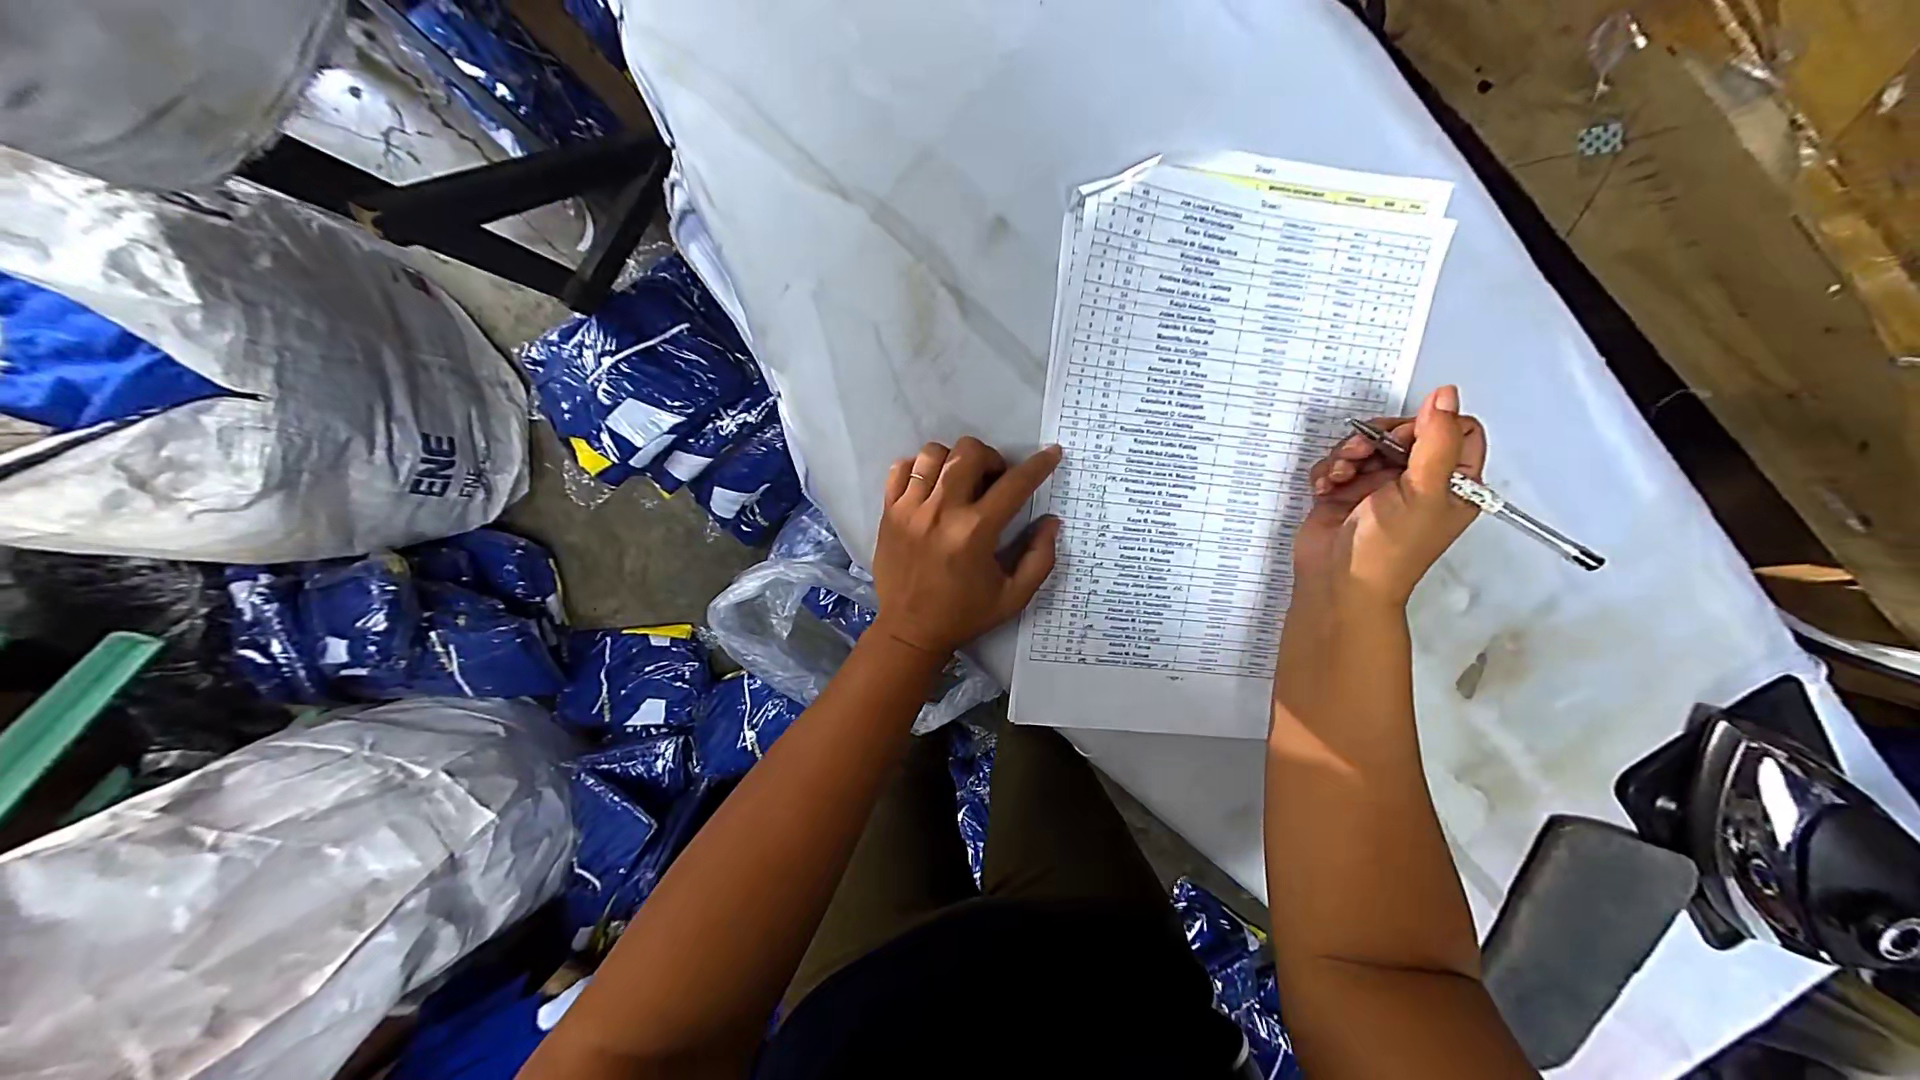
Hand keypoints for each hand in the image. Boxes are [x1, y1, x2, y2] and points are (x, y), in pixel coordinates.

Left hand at [871, 438, 1063, 655]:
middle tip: (993, 482)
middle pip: (969, 452)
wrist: (910, 631)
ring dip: (954, 461)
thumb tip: (1051, 522)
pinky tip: (931, 488)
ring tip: (960, 483)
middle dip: (991, 459)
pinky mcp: (889, 512)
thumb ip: (1040, 558)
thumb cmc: (964, 614)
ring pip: (933, 454)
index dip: (1038, 465)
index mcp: (975, 532)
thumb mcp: (1014, 596)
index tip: (1051, 454)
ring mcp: (910, 509)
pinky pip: (901, 469)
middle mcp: (941, 512)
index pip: (1014, 484)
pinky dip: (919, 469)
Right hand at [1292, 385, 1486, 606]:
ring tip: (1340, 475)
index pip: (1453, 429)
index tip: (1404, 442)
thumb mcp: (1425, 490)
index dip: (1427, 426)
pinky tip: (1325, 488)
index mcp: (1452, 482)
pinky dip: (1327, 471)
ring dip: (1346, 454)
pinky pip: (1335, 463)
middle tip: (1362, 453)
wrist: (1338, 582)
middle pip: (1402, 431)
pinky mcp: (1344, 493)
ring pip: (1364, 445)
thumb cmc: (1388, 548)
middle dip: (1376, 437)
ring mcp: (1378, 487)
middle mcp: (1417, 481)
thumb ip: (1437, 439)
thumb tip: (1446, 394)